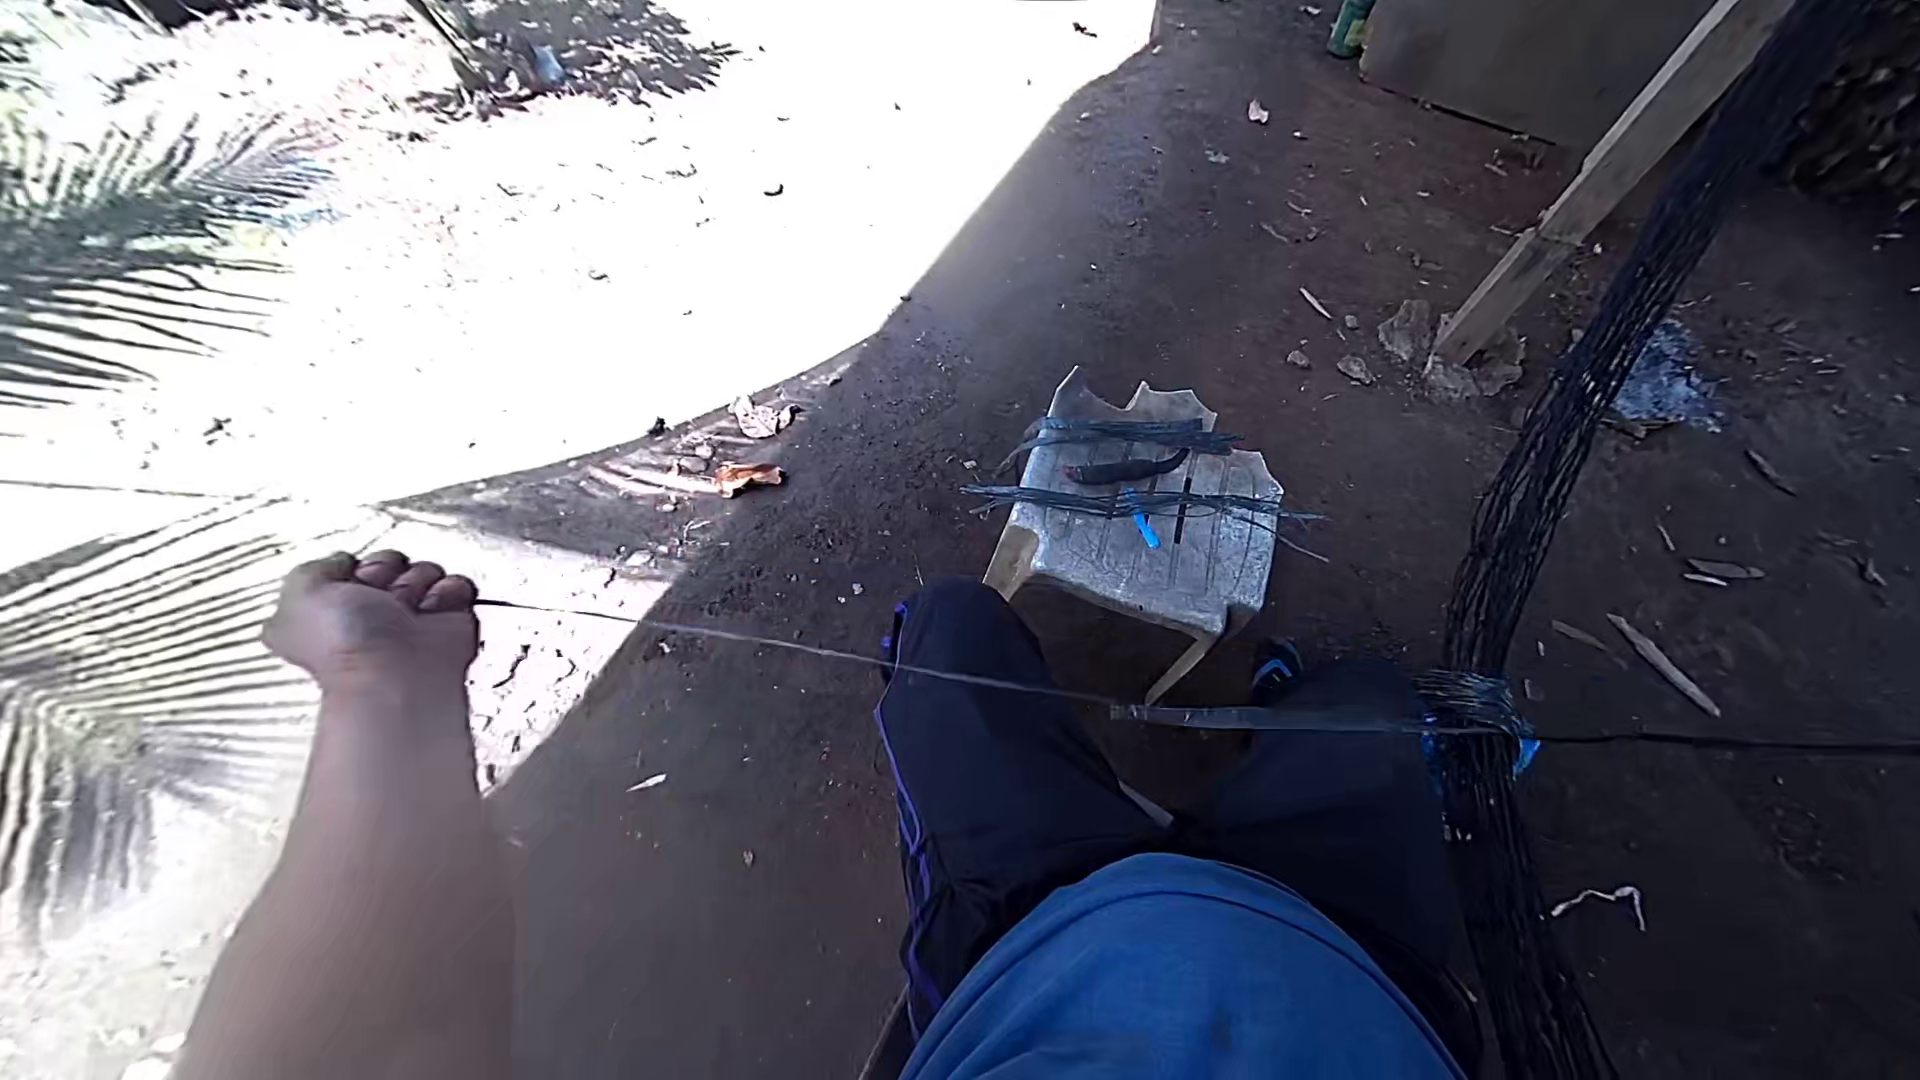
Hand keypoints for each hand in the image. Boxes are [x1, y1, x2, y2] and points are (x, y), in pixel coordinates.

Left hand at [265, 550, 478, 689]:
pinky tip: (434, 607)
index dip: (351, 566)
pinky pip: (458, 584)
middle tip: (383, 596)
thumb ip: (316, 567)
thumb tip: (343, 561)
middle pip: (389, 563)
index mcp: (328, 610)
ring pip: (425, 570)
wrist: (397, 667)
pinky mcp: (450, 617)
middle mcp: (371, 612)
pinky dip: (449, 591)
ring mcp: (412, 614)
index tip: (350, 579)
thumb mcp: (302, 592)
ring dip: (419, 582)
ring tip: (411, 606)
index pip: (349, 564)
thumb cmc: (345, 639)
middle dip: (388, 571)